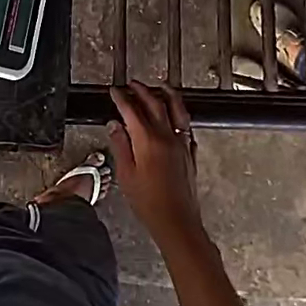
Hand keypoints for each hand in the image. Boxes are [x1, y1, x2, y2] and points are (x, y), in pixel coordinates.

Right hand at [107, 82, 202, 242]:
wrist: (176, 221)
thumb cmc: (148, 202)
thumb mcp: (125, 173)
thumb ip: (120, 145)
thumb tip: (114, 125)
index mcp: (148, 140)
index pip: (132, 111)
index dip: (121, 98)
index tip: (114, 91)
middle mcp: (167, 137)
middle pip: (155, 104)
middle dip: (142, 91)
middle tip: (132, 84)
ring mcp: (182, 144)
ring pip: (177, 111)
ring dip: (167, 96)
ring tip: (161, 87)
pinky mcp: (190, 154)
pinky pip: (187, 127)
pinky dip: (179, 116)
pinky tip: (176, 118)